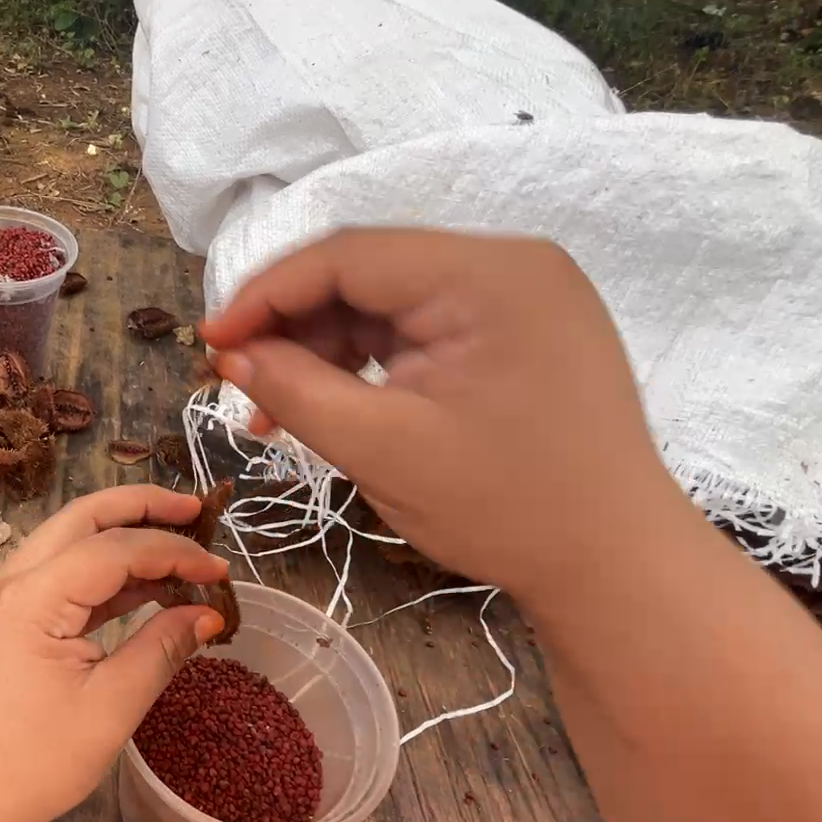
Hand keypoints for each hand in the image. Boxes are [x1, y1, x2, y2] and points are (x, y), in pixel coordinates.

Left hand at [0, 485, 229, 821]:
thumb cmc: (35, 761)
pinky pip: (65, 576)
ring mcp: (8, 595)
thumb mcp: (111, 706)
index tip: (219, 569)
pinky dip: (108, 574)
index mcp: (30, 597)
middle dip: (142, 507)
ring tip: (182, 545)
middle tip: (197, 511)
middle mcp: (12, 580)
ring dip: (125, 537)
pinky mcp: (13, 616)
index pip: (113, 549)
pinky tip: (149, 586)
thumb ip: (162, 648)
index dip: (172, 551)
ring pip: (72, 540)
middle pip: (83, 518)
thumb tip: (209, 614)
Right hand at [200, 228, 695, 601]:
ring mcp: (513, 300)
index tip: (208, 341)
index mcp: (486, 275)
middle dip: (290, 330)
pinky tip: (326, 407)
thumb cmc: (503, 506)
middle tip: (236, 384)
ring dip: (319, 354)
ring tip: (273, 414)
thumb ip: (294, 389)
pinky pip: (413, 334)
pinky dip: (361, 368)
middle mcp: (505, 267)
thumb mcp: (379, 446)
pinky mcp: (510, 335)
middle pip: (364, 277)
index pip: (346, 256)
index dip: (265, 295)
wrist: (612, 565)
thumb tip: (229, 356)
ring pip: (382, 308)